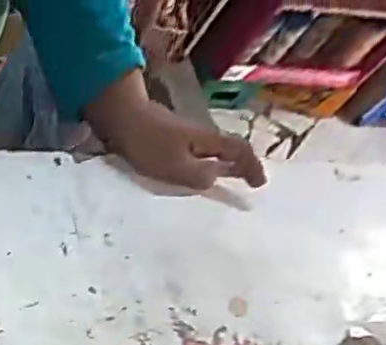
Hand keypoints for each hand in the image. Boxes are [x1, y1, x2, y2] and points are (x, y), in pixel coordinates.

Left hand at [85, 72, 265, 190]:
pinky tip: (195, 172)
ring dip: (222, 165)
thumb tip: (216, 179)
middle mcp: (201, 136)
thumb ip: (197, 174)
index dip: (250, 167)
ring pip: (212, 152)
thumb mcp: (173, 165)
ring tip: (225, 181)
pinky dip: (203, 163)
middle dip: (241, 165)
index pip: (238, 152)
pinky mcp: (171, 140)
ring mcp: (186, 136)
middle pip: (229, 150)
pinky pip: (195, 154)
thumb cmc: (149, 144)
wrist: (126, 119)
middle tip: (247, 182)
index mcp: (207, 141)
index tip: (260, 183)